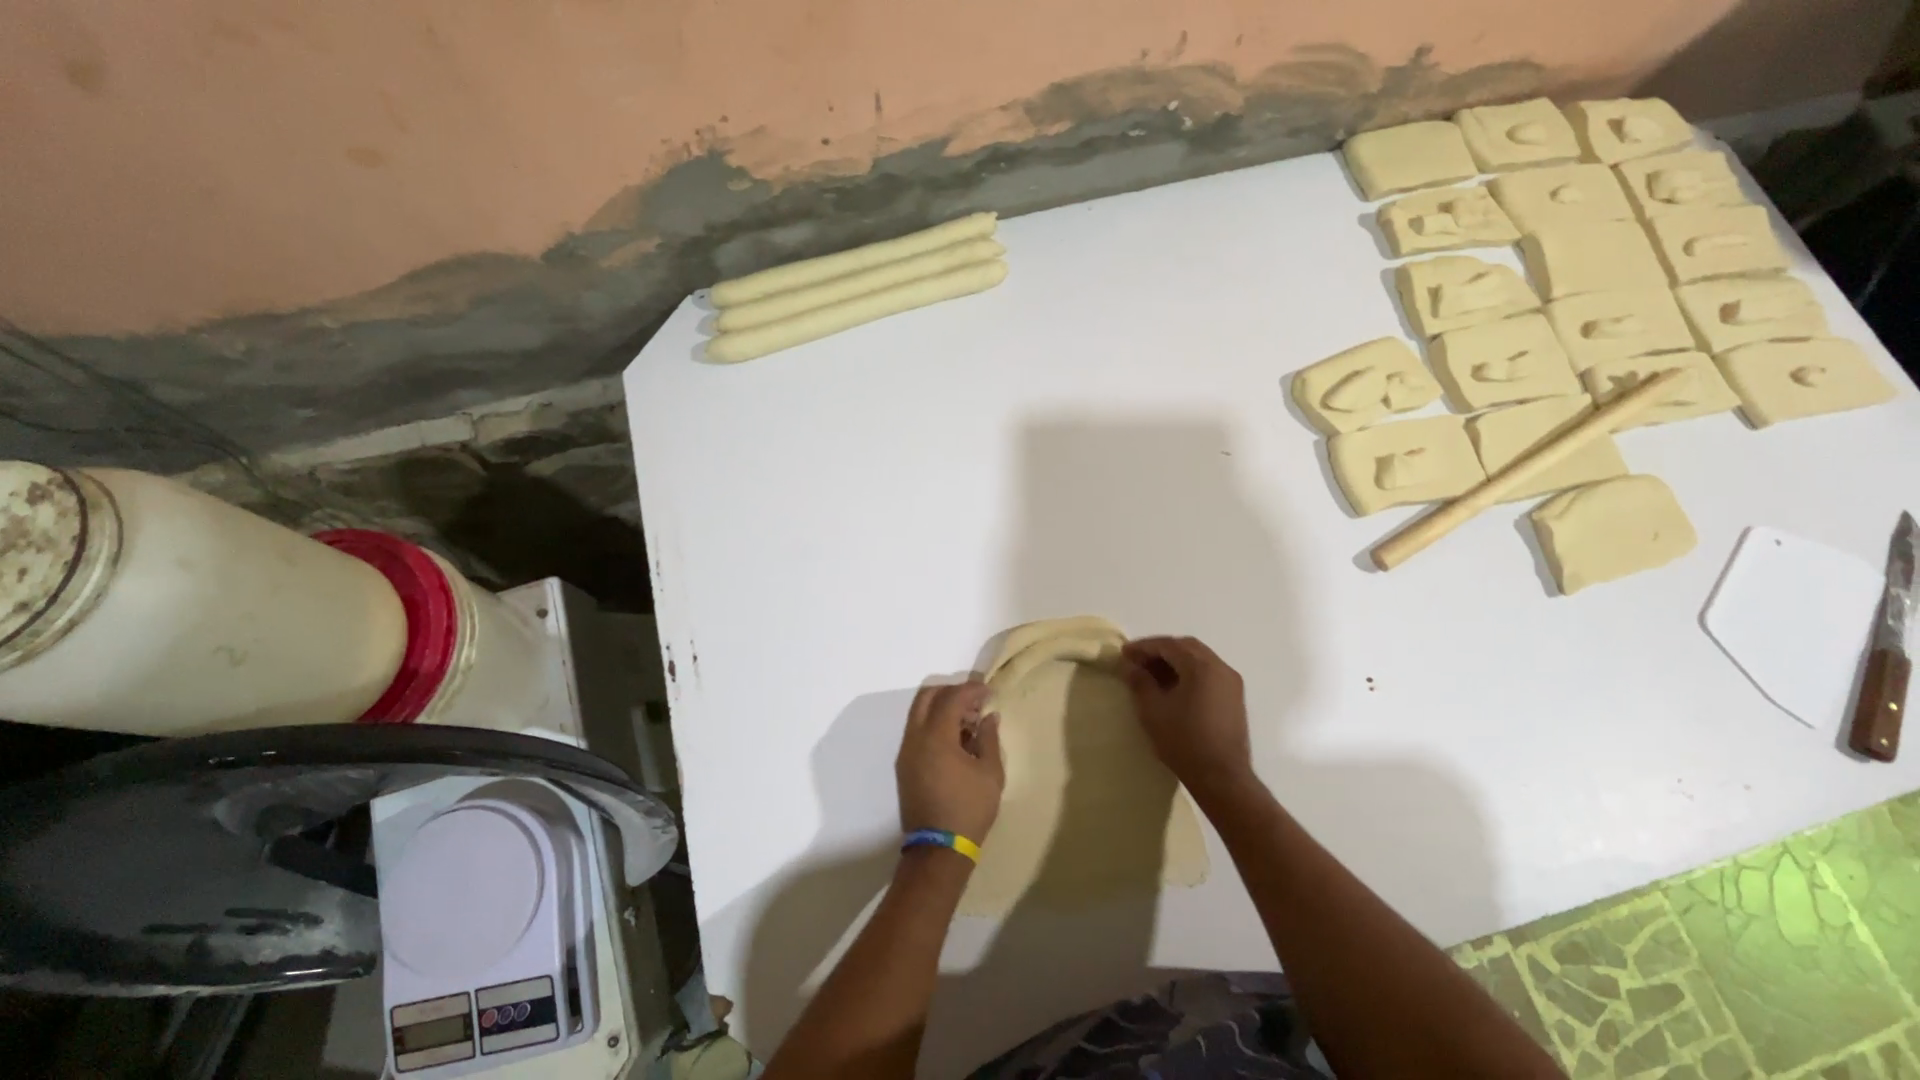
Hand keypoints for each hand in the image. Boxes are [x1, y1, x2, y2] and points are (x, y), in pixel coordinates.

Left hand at [896, 681, 1004, 843]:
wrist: (939, 848)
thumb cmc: (969, 809)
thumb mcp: (990, 773)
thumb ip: (988, 738)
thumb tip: (989, 717)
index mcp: (935, 737)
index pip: (951, 698)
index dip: (971, 690)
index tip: (989, 692)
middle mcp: (914, 739)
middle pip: (927, 697)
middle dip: (952, 692)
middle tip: (975, 702)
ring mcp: (906, 752)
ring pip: (918, 713)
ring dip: (941, 708)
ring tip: (968, 723)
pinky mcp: (904, 765)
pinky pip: (916, 732)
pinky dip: (934, 725)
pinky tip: (956, 740)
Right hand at [1119, 636, 1260, 803]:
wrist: (1222, 777)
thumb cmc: (1184, 742)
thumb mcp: (1153, 711)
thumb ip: (1140, 682)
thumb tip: (1131, 666)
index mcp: (1201, 666)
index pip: (1169, 645)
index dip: (1144, 647)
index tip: (1124, 653)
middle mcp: (1220, 667)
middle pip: (1186, 647)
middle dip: (1160, 650)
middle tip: (1137, 661)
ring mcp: (1231, 682)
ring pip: (1199, 659)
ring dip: (1175, 661)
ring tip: (1152, 674)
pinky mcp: (1234, 697)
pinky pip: (1209, 673)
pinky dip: (1189, 672)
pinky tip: (1174, 687)